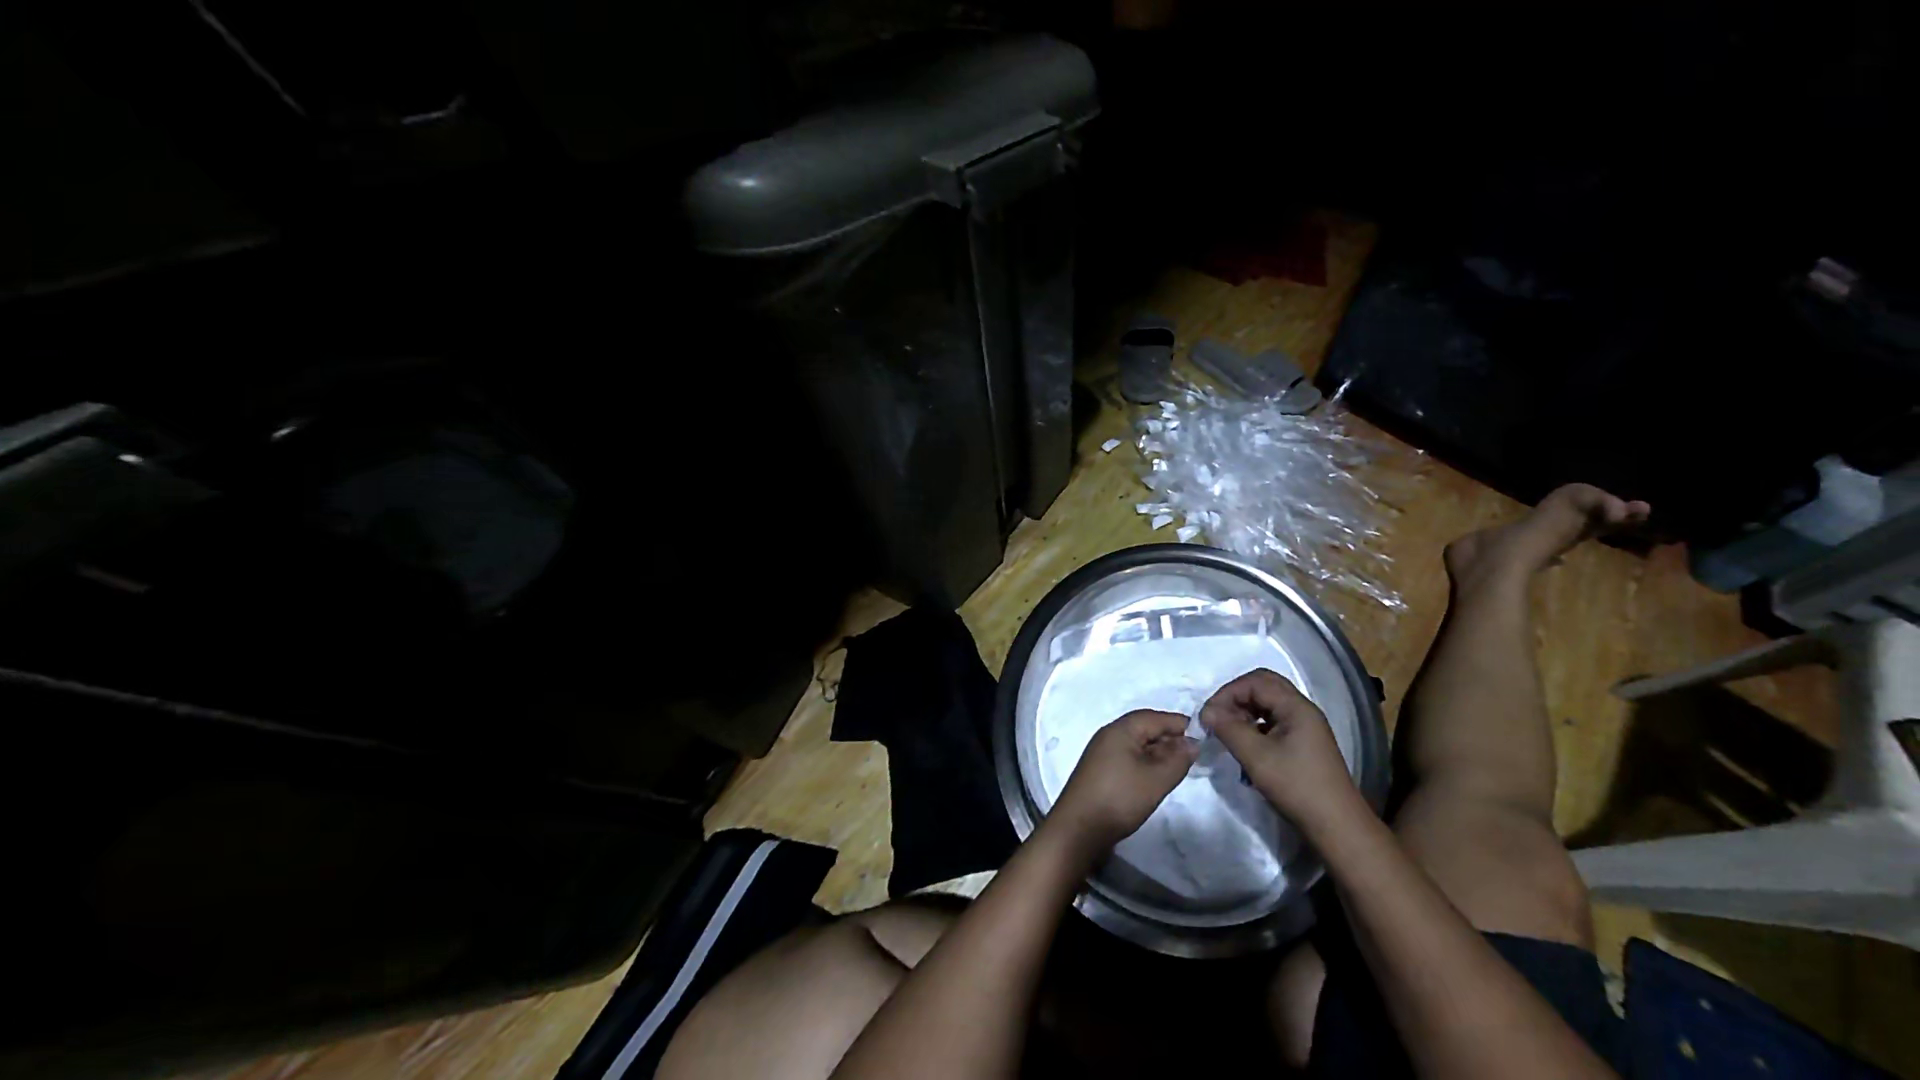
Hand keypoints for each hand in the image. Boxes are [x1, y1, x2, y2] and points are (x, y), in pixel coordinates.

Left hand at [1045, 710, 1196, 856]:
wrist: (1078, 829)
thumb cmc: (1119, 798)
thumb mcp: (1156, 779)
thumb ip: (1178, 758)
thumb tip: (1193, 742)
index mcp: (1119, 730)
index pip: (1154, 717)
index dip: (1178, 724)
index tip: (1203, 734)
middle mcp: (1108, 736)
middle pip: (1144, 728)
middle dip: (1169, 737)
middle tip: (1194, 753)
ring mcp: (1102, 754)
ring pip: (1136, 744)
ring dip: (1158, 752)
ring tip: (1179, 766)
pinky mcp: (1101, 771)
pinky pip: (1128, 758)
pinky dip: (1146, 762)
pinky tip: (1157, 776)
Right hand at [1199, 669, 1360, 829]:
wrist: (1336, 826)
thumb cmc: (1296, 786)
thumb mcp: (1256, 757)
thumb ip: (1228, 728)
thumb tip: (1207, 712)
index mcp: (1296, 707)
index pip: (1255, 681)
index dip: (1228, 693)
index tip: (1209, 716)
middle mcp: (1302, 711)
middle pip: (1263, 687)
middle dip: (1236, 698)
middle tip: (1217, 718)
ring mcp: (1305, 728)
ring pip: (1268, 705)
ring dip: (1244, 712)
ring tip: (1227, 732)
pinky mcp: (1303, 745)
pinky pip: (1273, 723)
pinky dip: (1254, 726)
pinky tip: (1244, 746)